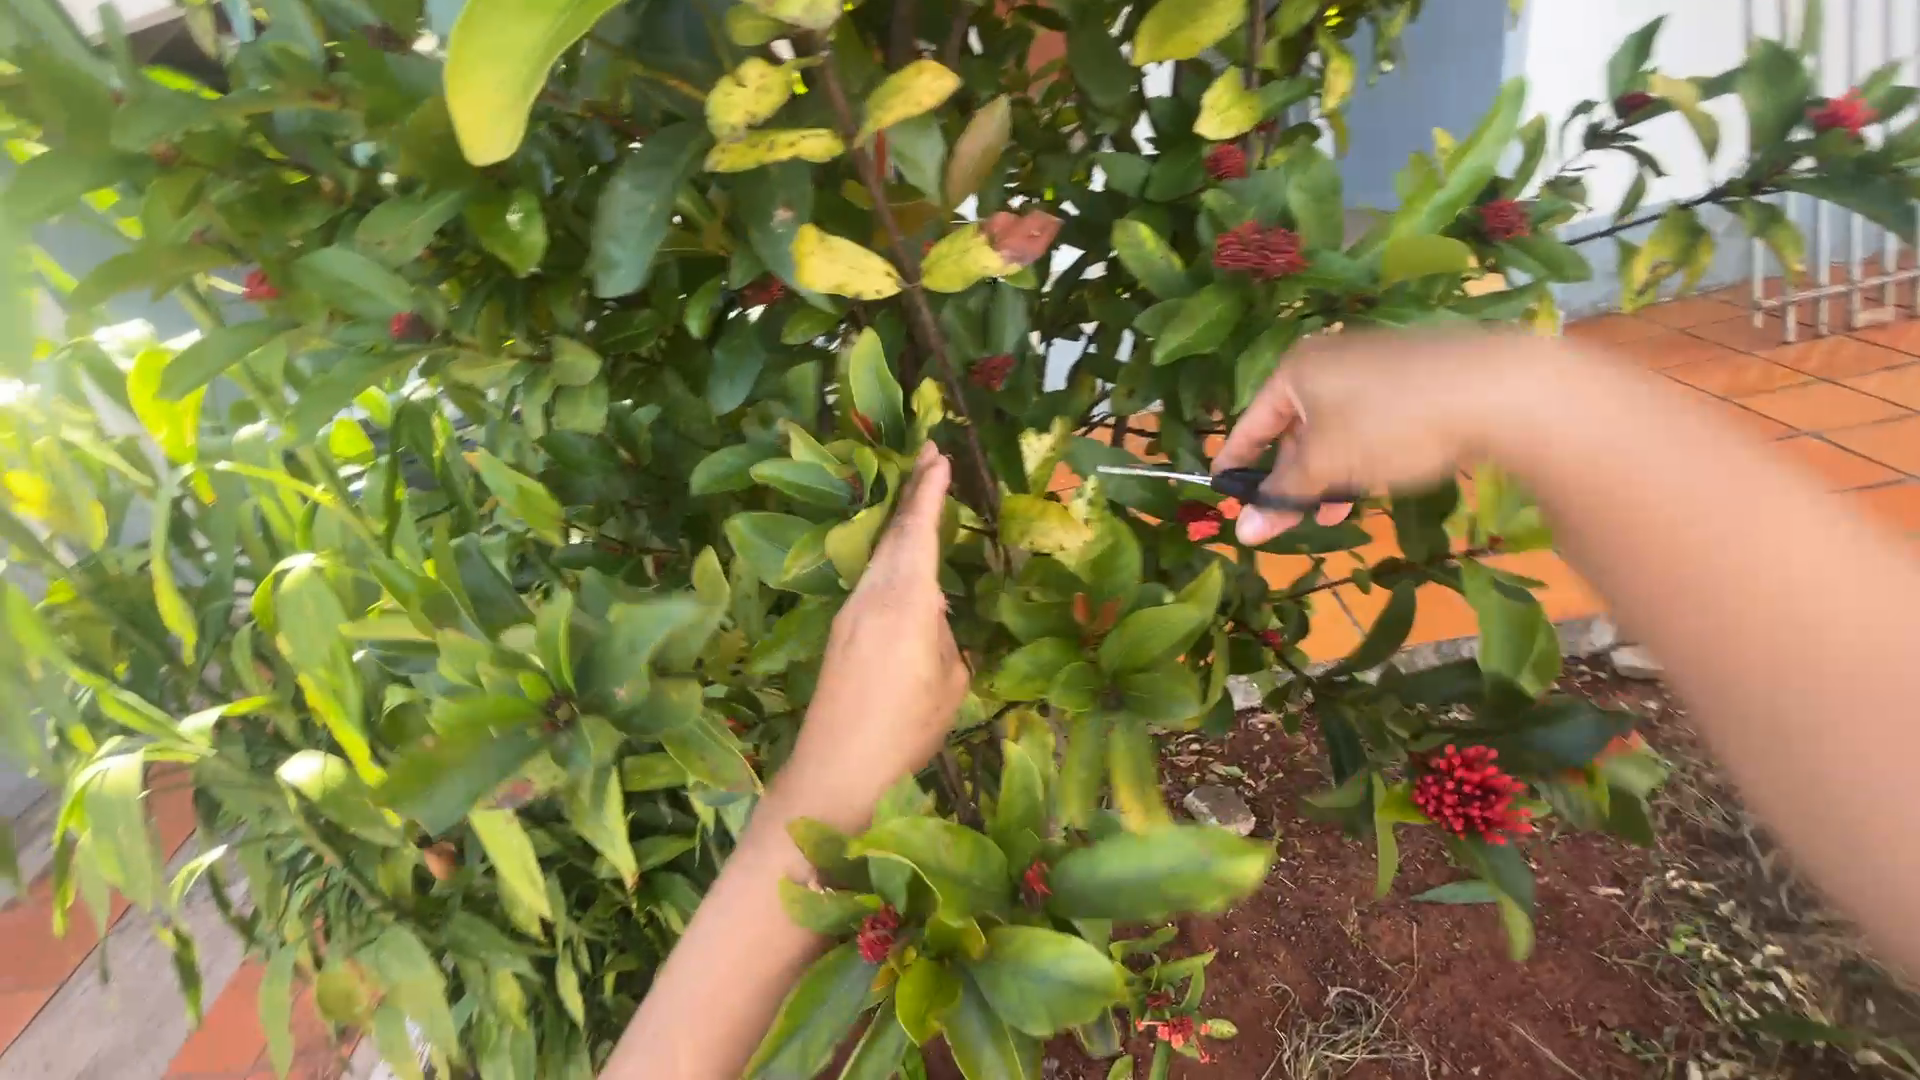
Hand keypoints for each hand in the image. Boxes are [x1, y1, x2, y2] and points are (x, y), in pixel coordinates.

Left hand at [779, 441, 968, 820]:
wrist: (834, 767)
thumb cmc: (905, 729)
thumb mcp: (949, 683)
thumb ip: (943, 635)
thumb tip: (932, 612)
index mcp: (905, 603)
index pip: (918, 534)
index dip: (929, 493)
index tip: (940, 458)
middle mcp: (872, 595)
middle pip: (893, 532)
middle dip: (911, 491)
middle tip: (929, 456)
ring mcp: (850, 610)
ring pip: (878, 552)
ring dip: (899, 521)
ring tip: (919, 496)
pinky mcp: (841, 629)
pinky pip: (870, 576)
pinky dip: (890, 552)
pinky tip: (904, 559)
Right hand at [1214, 329, 1542, 545]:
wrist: (1501, 389)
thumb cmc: (1390, 423)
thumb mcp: (1325, 466)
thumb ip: (1280, 497)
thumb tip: (1241, 533)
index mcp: (1296, 370)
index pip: (1250, 425)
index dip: (1236, 465)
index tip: (1223, 496)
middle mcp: (1329, 360)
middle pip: (1293, 429)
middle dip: (1290, 478)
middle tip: (1288, 517)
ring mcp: (1373, 366)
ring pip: (1332, 430)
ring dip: (1326, 474)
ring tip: (1331, 513)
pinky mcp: (1412, 377)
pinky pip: (1366, 421)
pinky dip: (1359, 455)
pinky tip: (1371, 481)